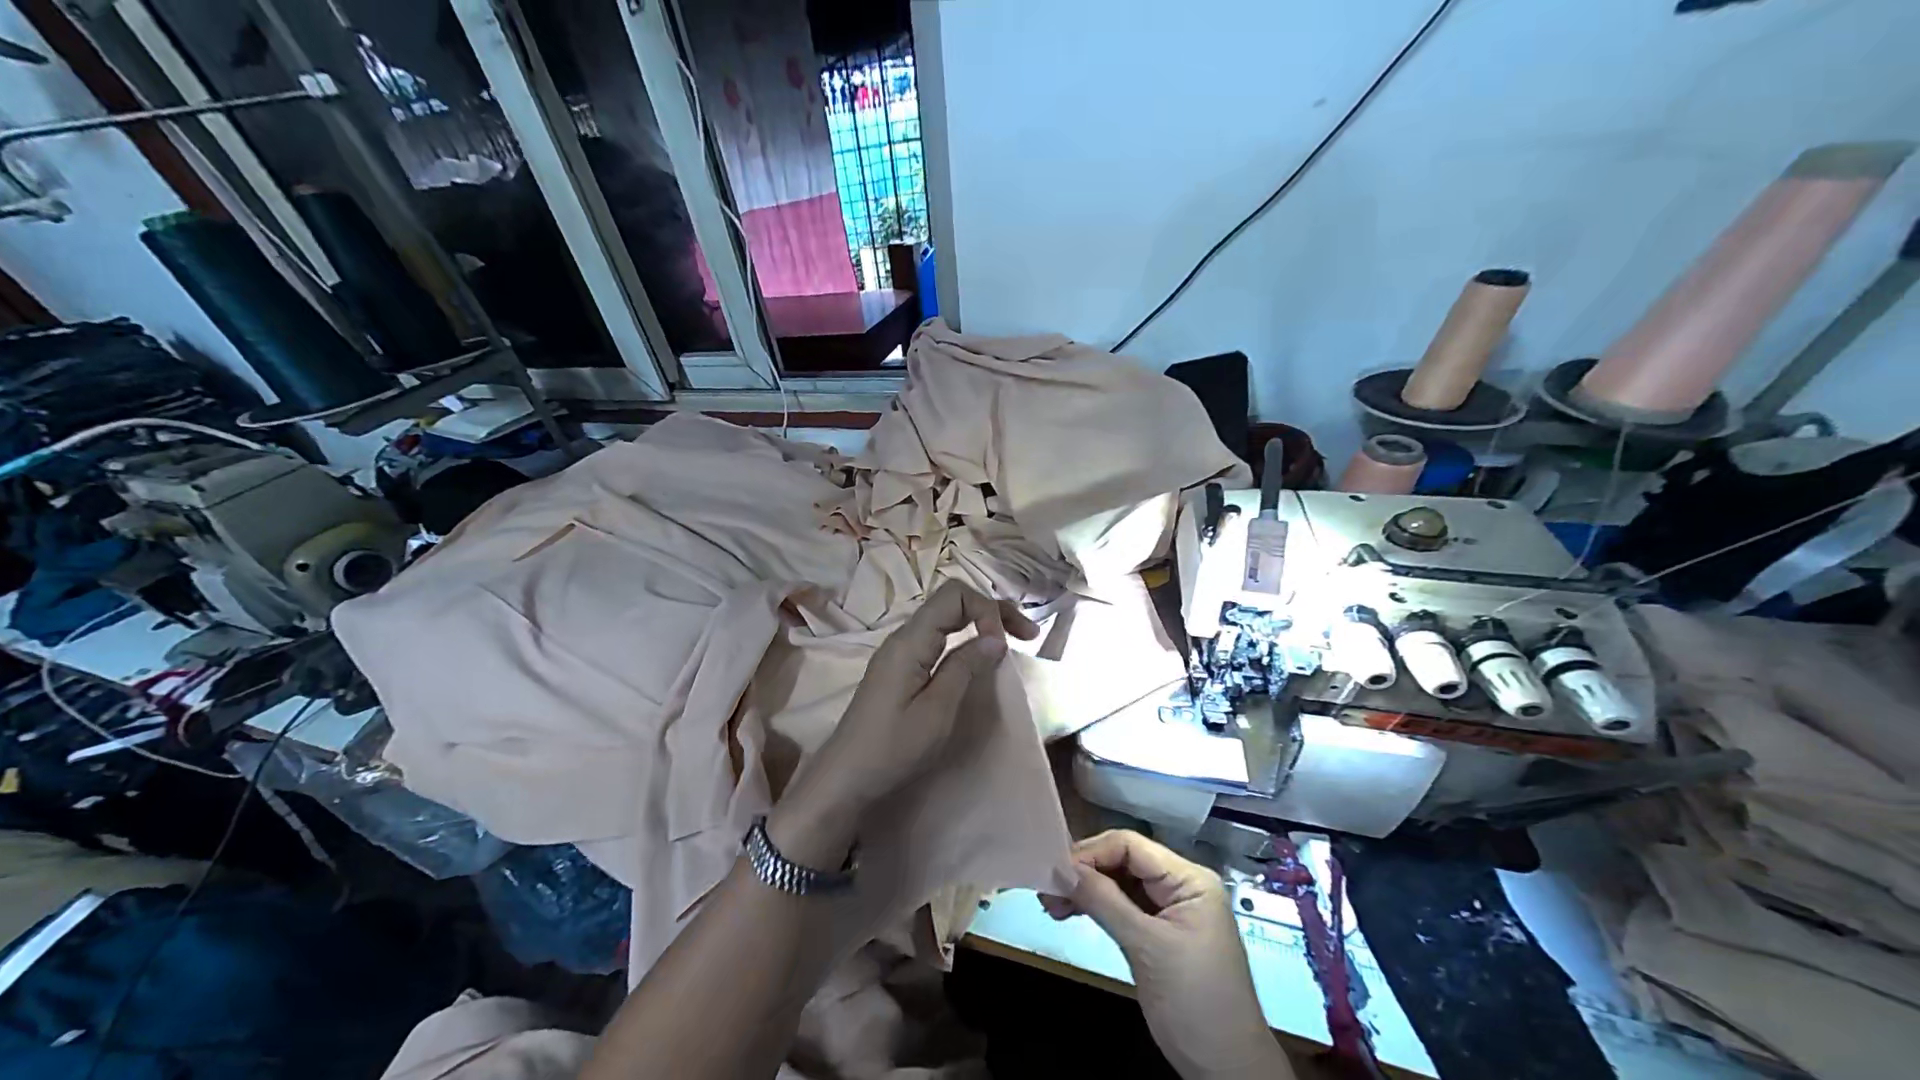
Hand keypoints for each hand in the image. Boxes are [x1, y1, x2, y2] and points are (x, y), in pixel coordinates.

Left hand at [770, 580, 1038, 867]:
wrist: (845, 779)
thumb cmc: (892, 749)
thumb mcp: (937, 712)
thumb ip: (965, 668)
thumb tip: (995, 637)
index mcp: (910, 641)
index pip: (954, 595)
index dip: (987, 609)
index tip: (1005, 646)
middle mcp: (904, 637)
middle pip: (952, 602)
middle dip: (992, 611)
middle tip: (1029, 635)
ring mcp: (900, 652)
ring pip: (946, 618)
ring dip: (981, 623)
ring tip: (1012, 642)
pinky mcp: (901, 668)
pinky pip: (938, 638)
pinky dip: (966, 639)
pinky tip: (981, 657)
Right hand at [1041, 830, 1291, 1079]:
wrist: (1227, 1067)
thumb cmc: (1195, 1001)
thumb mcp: (1147, 948)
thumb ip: (1104, 902)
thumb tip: (1062, 869)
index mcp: (1189, 879)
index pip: (1130, 845)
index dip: (1090, 852)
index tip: (1054, 871)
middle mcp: (1180, 885)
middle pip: (1123, 860)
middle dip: (1084, 871)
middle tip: (1047, 890)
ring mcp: (1170, 909)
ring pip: (1119, 883)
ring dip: (1085, 890)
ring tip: (1052, 904)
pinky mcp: (1158, 932)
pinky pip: (1122, 906)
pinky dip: (1096, 907)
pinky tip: (1070, 912)